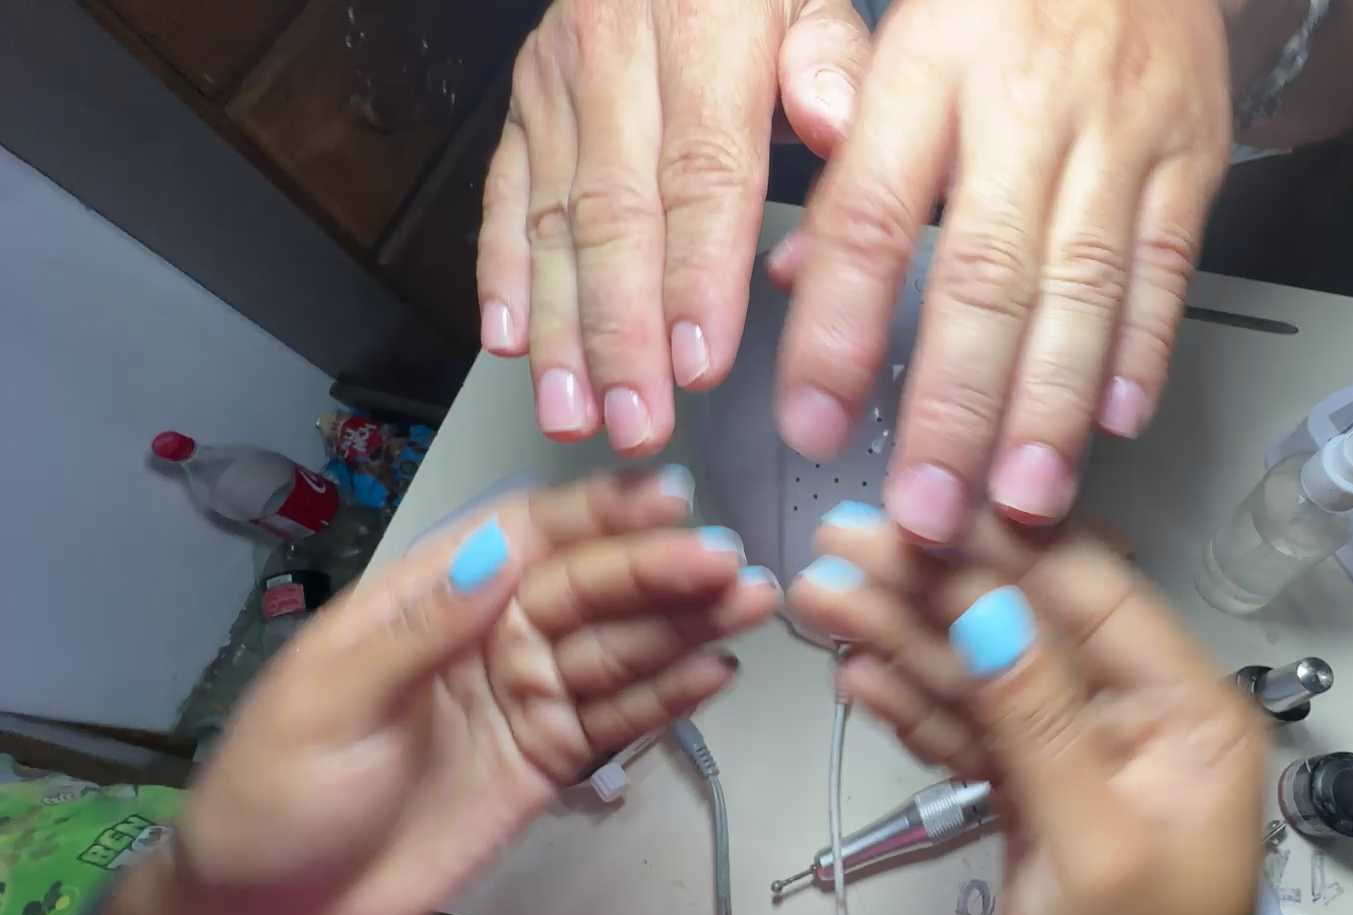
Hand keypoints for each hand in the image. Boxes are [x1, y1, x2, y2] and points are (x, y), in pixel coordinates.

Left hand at [101, 471, 779, 914]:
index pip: (532, 534)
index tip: (669, 498)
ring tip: (752, 604)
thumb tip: (496, 556)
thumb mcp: (325, 705)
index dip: (601, 511)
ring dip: (691, 624)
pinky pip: (628, 713)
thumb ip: (418, 631)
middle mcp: (505, 631)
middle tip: (731, 563)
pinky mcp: (565, 748)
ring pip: (628, 645)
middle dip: (665, 571)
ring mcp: (542, 690)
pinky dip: (675, 693)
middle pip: (598, 588)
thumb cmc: (279, 799)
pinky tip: (719, 672)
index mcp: (441, 598)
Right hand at [478, 0, 871, 452]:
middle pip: (617, 218)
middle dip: (625, 336)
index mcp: (700, 24)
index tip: (701, 364)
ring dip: (561, 330)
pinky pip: (503, 197)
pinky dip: (503, 276)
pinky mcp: (526, 108)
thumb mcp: (817, 4)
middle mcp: (613, 52)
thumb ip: (835, 71)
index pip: (702, 176)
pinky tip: (511, 341)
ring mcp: (557, 84)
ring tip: (574, 410)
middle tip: (638, 419)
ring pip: (554, 224)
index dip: (698, 280)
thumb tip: (835, 127)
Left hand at [772, 0, 1232, 542]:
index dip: (838, 333)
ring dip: (1050, 408)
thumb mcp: (900, 46)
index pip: (870, 218)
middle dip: (956, 408)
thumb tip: (790, 282)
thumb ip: (849, 170)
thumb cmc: (1002, 2)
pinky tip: (1116, 424)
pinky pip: (1168, 270)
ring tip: (1022, 498)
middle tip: (929, 507)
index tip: (813, 425)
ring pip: (1085, 291)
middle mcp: (1030, 102)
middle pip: (987, 278)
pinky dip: (1144, 354)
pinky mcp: (1192, 163)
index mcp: (932, 62)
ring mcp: (1124, 134)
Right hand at [788, 504, 1263, 914]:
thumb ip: (1041, 724)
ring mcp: (1067, 732)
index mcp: (1184, 708)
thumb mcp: (1098, 850)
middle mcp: (1128, 704)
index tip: (923, 512)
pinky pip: (960, 718)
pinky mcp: (1021, 766)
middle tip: (847, 547)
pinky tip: (855, 670)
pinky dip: (906, 697)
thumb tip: (988, 609)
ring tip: (823, 600)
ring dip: (899, 634)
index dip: (1003, 548)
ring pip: (976, 667)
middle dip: (930, 586)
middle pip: (1019, 621)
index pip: (1092, 594)